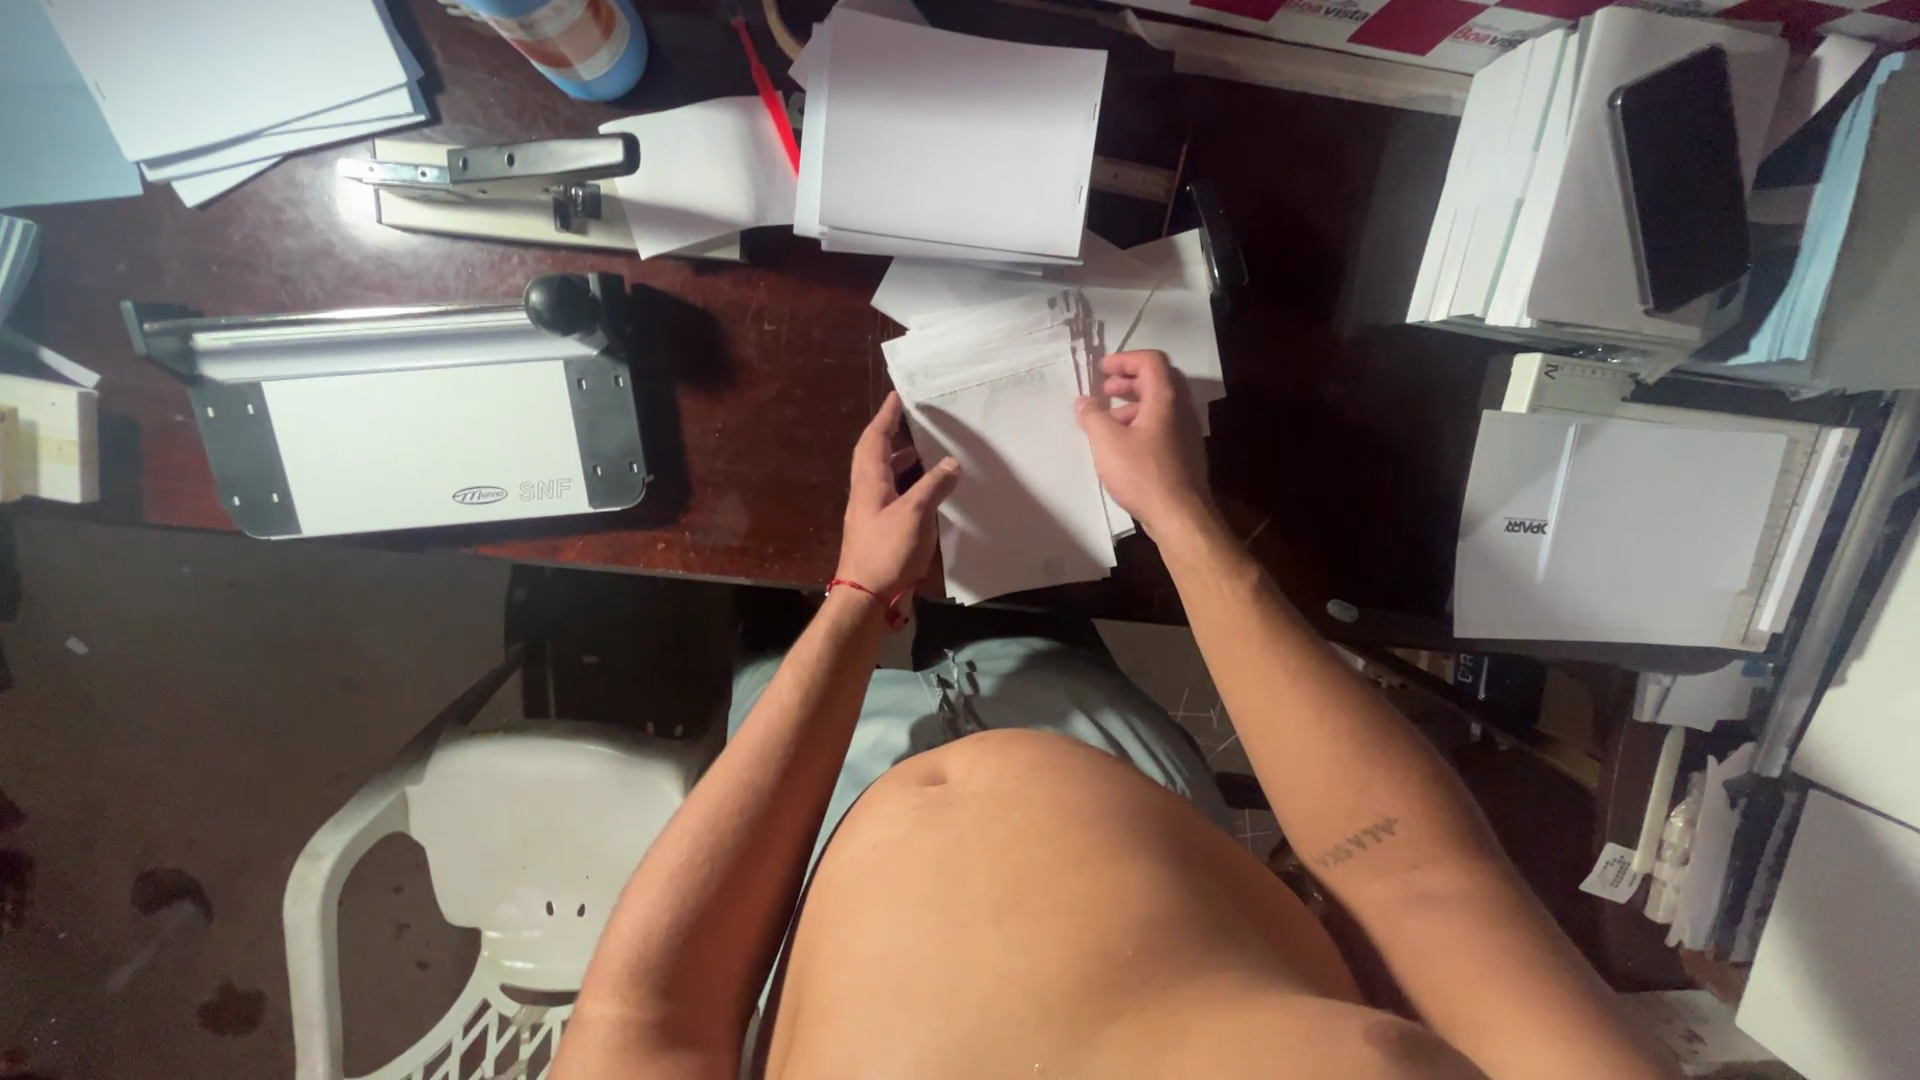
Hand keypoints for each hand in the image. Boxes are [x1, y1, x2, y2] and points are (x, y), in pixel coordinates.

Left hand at [836, 391, 960, 602]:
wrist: (865, 596)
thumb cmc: (886, 552)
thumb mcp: (914, 515)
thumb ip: (933, 486)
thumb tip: (951, 462)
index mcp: (869, 482)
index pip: (875, 438)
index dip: (886, 416)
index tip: (897, 396)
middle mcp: (867, 492)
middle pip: (876, 454)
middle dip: (893, 434)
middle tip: (913, 420)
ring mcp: (872, 513)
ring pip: (886, 477)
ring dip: (903, 461)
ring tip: (927, 451)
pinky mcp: (880, 530)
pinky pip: (895, 496)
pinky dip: (910, 487)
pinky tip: (929, 492)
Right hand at [1075, 350, 1214, 538]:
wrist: (1179, 515)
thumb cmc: (1142, 473)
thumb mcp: (1107, 442)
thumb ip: (1092, 416)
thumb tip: (1083, 402)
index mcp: (1165, 398)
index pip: (1151, 361)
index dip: (1125, 359)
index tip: (1102, 370)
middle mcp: (1181, 409)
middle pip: (1158, 380)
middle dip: (1128, 381)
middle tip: (1104, 392)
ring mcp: (1186, 432)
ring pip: (1160, 405)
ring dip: (1133, 405)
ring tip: (1108, 422)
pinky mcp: (1184, 452)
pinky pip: (1162, 425)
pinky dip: (1141, 424)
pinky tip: (1123, 446)